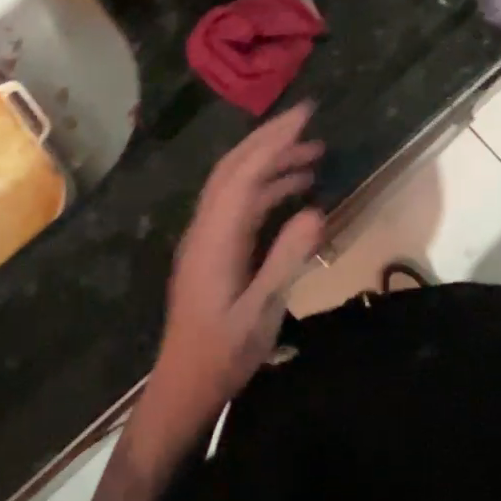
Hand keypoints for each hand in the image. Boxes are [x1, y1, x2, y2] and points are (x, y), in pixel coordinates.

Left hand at [150, 102, 326, 423]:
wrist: (184, 386)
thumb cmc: (223, 353)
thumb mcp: (260, 312)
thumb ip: (286, 260)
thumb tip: (316, 210)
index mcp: (215, 237)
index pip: (244, 173)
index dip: (274, 139)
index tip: (305, 114)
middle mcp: (206, 227)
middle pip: (235, 167)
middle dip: (270, 138)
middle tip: (310, 120)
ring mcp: (207, 238)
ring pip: (237, 184)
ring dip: (272, 163)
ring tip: (314, 155)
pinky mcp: (214, 250)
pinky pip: (240, 204)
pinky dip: (268, 188)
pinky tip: (296, 192)